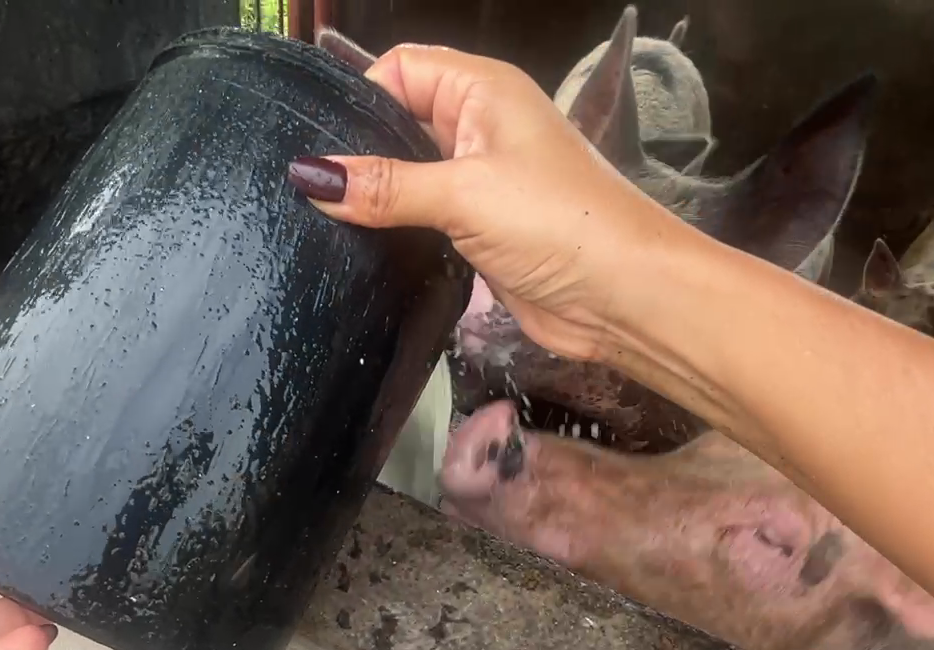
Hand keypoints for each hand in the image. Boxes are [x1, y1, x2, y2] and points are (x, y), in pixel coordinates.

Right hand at [289, 45, 684, 365]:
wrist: (621, 296)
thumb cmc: (555, 224)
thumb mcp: (464, 194)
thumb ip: (388, 187)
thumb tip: (311, 177)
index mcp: (482, 92)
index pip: (402, 70)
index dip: (359, 99)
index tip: (318, 149)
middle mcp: (481, 130)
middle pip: (403, 124)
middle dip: (362, 153)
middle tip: (311, 193)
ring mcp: (483, 185)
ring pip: (413, 177)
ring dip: (381, 199)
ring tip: (327, 224)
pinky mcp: (483, 233)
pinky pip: (428, 220)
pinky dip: (401, 232)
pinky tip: (369, 250)